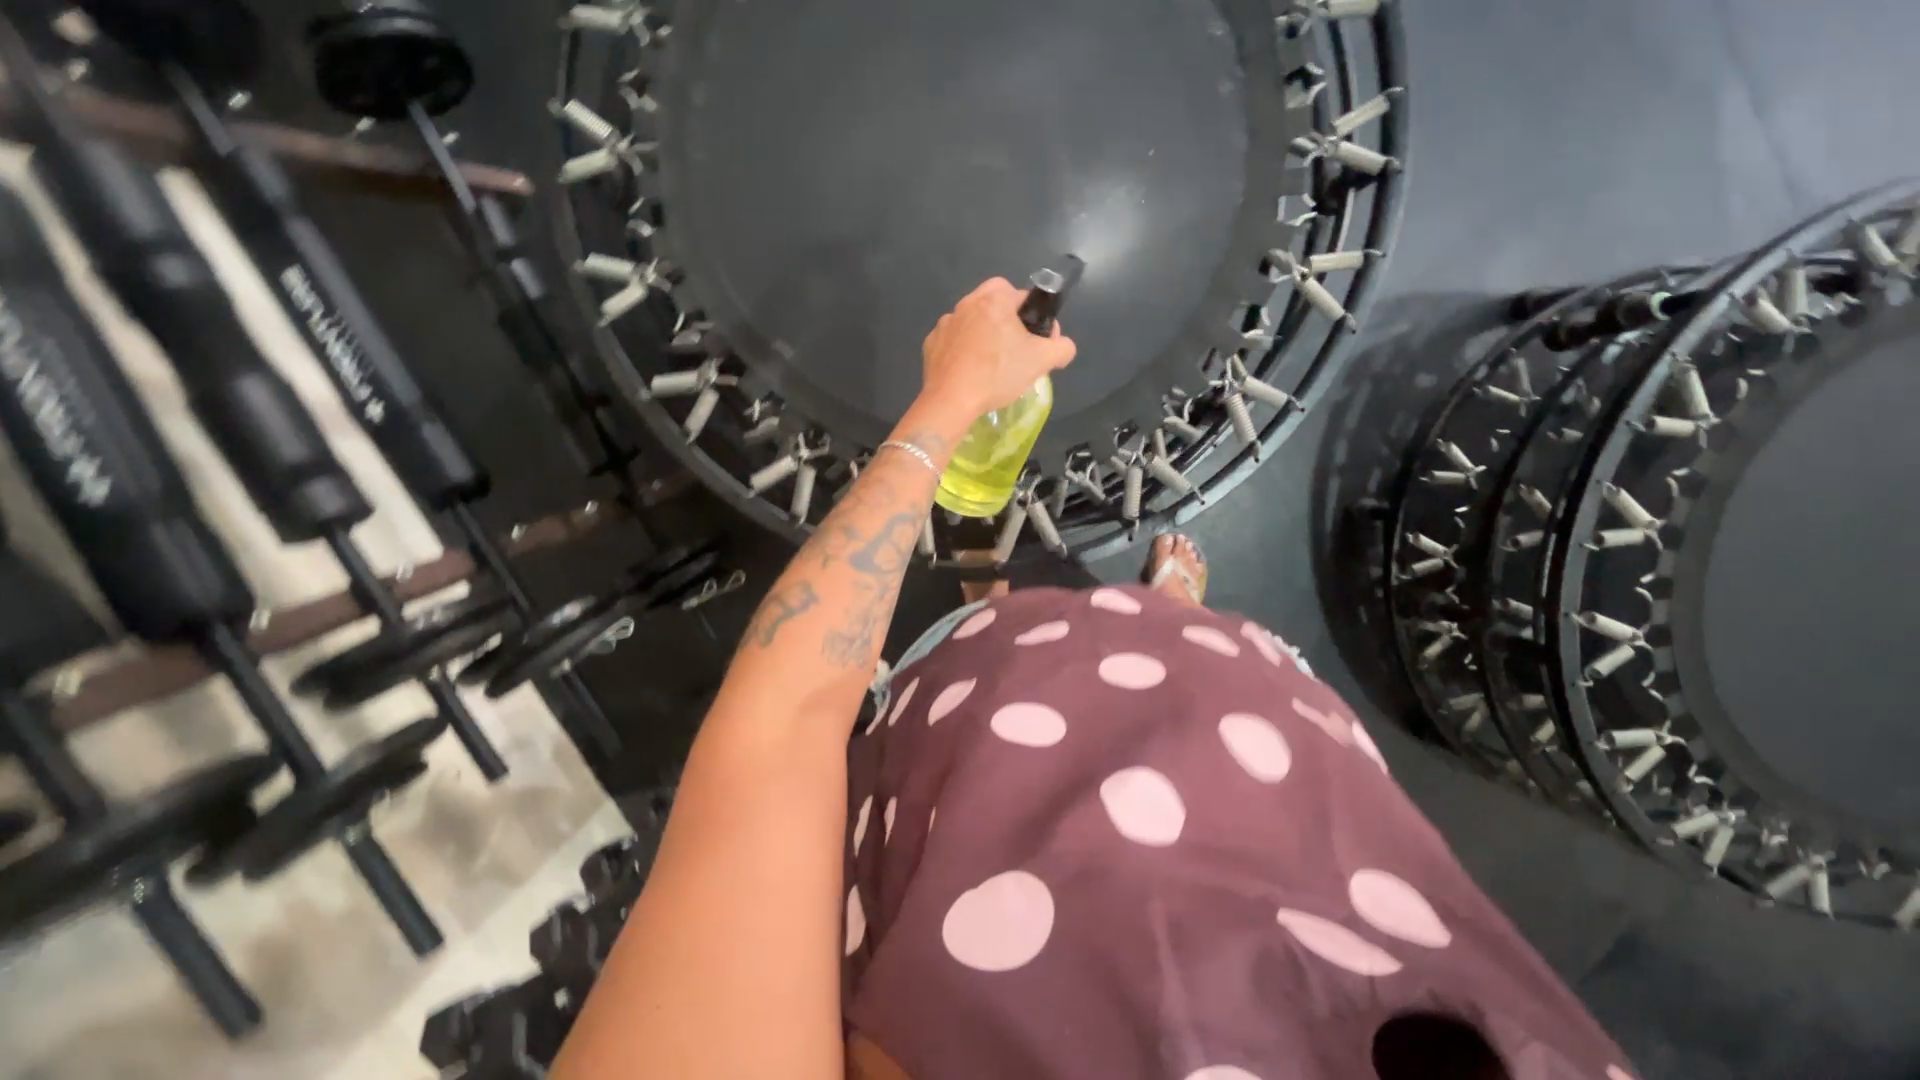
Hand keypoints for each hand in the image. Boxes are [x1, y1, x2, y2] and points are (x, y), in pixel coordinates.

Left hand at [920, 277, 1076, 417]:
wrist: (951, 401)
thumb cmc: (998, 373)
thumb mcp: (1042, 360)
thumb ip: (1062, 347)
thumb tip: (1063, 346)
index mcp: (994, 299)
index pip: (1020, 295)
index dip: (1034, 315)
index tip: (1038, 339)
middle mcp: (966, 304)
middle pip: (994, 306)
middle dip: (1007, 324)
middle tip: (1016, 351)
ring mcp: (945, 324)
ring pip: (972, 323)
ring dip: (984, 337)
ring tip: (992, 366)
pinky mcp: (931, 345)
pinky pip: (954, 342)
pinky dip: (963, 352)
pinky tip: (970, 373)